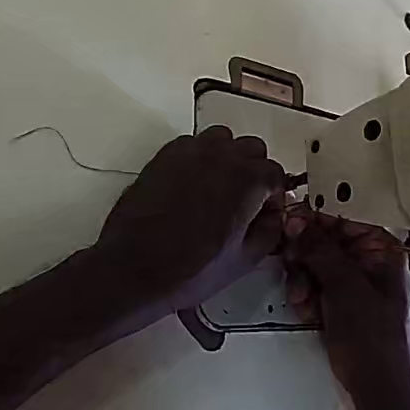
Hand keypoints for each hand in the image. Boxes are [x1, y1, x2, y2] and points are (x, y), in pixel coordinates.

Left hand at [93, 126, 285, 312]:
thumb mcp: (244, 260)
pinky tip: (190, 186)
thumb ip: (269, 230)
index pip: (275, 172)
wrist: (134, 269)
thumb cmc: (189, 270)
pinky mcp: (162, 157)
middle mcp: (220, 156)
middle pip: (251, 149)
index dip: (273, 194)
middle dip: (253, 171)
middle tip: (244, 200)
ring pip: (220, 139)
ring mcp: (188, 152)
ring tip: (217, 189)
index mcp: (247, 179)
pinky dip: (197, 158)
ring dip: (226, 157)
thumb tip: (272, 216)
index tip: (265, 212)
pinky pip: (190, 145)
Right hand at [283, 210, 409, 409]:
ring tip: (303, 301)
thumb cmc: (373, 337)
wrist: (379, 390)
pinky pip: (315, 288)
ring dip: (303, 281)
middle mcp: (369, 264)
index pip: (343, 222)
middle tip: (294, 268)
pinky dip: (307, 298)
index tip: (289, 225)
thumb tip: (297, 220)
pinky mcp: (341, 305)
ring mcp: (354, 286)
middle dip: (305, 259)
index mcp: (382, 252)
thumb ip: (319, 250)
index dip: (315, 223)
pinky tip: (308, 313)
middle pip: (324, 244)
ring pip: (314, 267)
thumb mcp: (344, 287)